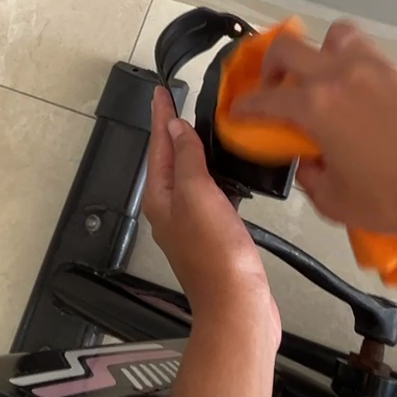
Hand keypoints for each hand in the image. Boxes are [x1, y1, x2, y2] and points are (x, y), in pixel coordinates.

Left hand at [142, 87, 278, 336]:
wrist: (238, 305)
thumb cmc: (216, 253)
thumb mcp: (197, 194)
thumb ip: (186, 158)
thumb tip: (175, 126)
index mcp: (160, 198)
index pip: (158, 146)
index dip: (161, 116)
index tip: (160, 91)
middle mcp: (170, 209)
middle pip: (168, 159)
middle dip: (173, 130)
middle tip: (178, 102)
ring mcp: (191, 223)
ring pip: (188, 175)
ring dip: (192, 150)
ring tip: (202, 128)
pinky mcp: (213, 234)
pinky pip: (208, 192)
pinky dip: (213, 173)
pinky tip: (226, 170)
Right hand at [231, 20, 396, 237]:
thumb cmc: (392, 197)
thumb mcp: (338, 202)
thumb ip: (313, 180)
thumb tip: (311, 164)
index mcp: (316, 105)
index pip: (265, 99)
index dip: (246, 106)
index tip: (238, 111)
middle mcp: (342, 75)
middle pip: (291, 47)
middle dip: (273, 63)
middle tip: (277, 84)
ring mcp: (381, 69)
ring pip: (340, 36)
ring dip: (325, 52)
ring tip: (330, 77)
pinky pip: (382, 65)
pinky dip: (371, 79)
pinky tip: (381, 106)